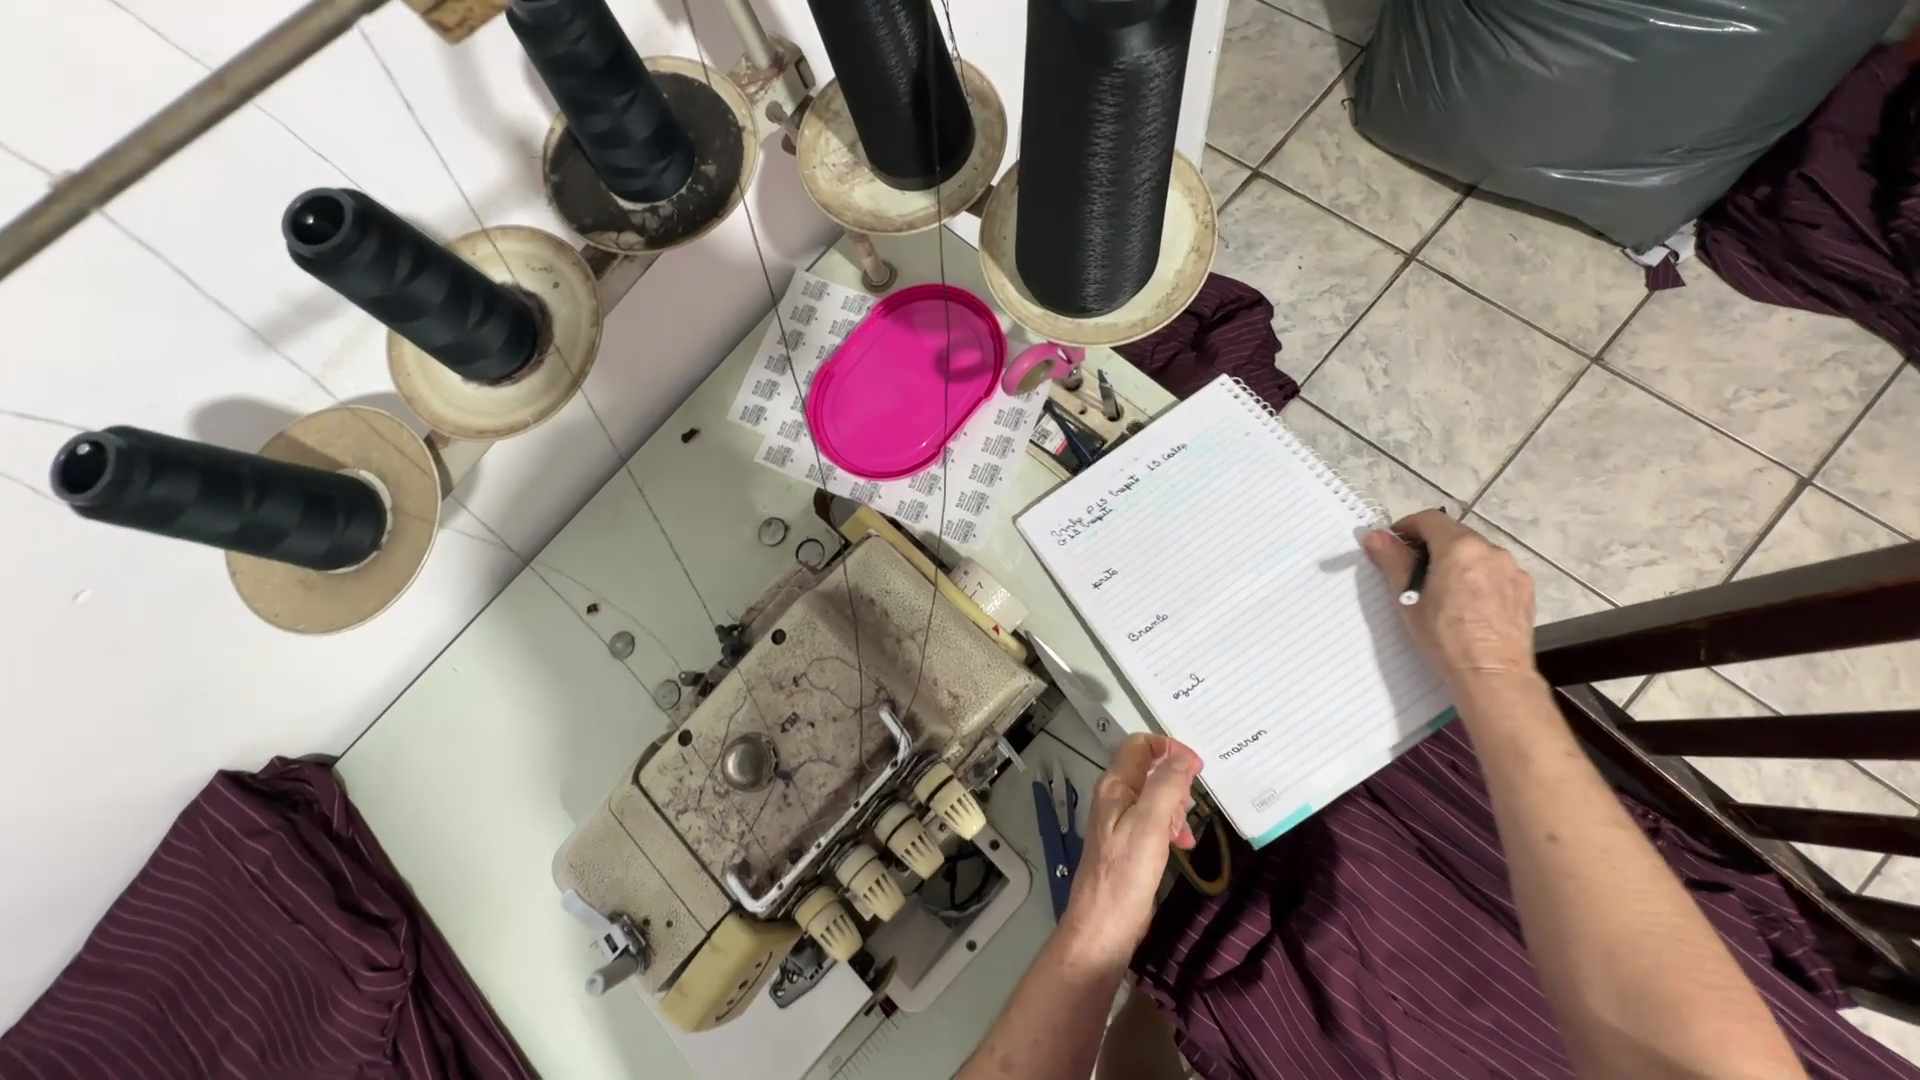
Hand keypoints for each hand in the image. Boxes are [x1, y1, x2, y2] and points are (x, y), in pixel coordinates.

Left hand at [1058, 733, 1202, 966]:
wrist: (1104, 926)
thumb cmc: (1125, 875)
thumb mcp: (1150, 826)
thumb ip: (1165, 787)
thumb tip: (1184, 756)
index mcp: (1114, 786)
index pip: (1140, 744)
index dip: (1170, 748)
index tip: (1196, 769)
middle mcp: (1115, 797)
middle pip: (1151, 769)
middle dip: (1176, 783)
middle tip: (1186, 811)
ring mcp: (1121, 820)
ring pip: (1156, 796)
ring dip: (1176, 808)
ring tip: (1183, 832)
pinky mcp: (1129, 842)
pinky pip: (1155, 820)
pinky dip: (1171, 826)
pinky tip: (1181, 844)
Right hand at [1362, 510, 1537, 695]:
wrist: (1491, 673)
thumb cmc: (1443, 635)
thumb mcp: (1408, 598)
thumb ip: (1392, 560)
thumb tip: (1375, 536)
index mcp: (1460, 547)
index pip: (1429, 520)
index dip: (1407, 527)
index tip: (1393, 544)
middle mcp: (1491, 551)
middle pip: (1455, 536)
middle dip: (1432, 547)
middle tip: (1413, 572)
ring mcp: (1513, 571)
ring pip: (1477, 555)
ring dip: (1457, 563)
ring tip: (1443, 591)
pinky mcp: (1525, 591)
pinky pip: (1496, 573)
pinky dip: (1479, 578)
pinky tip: (1469, 605)